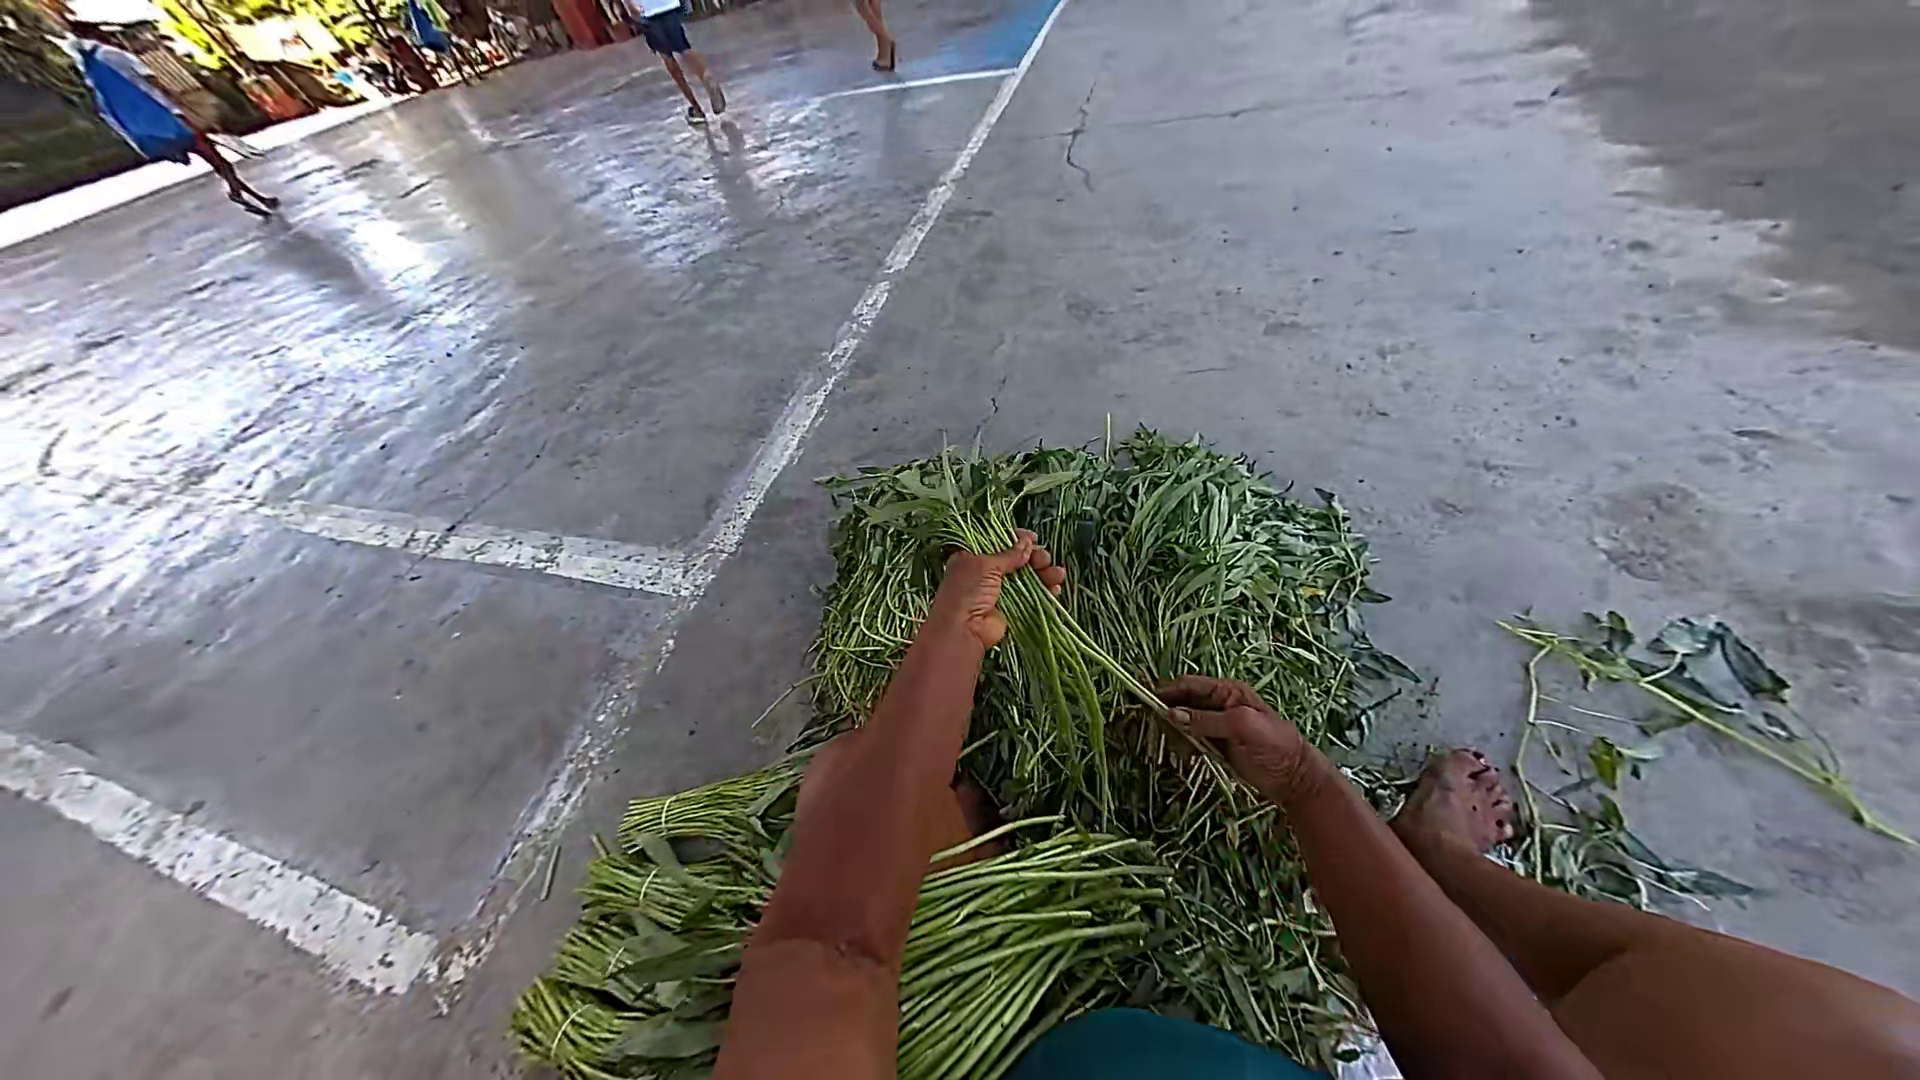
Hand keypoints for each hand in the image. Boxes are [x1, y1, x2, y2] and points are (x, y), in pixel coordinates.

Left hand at [927, 529, 1065, 648]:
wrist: (963, 629)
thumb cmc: (968, 591)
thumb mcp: (985, 565)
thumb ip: (1008, 554)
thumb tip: (1027, 542)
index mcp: (973, 556)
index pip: (998, 542)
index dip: (1016, 539)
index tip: (1033, 538)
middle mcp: (985, 572)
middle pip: (1016, 559)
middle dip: (1033, 557)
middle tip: (1044, 559)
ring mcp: (998, 590)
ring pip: (1027, 577)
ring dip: (1043, 573)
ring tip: (1057, 574)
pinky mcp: (1010, 607)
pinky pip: (1031, 595)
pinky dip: (1044, 590)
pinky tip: (1055, 588)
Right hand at [1157, 675, 1319, 803]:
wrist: (1295, 778)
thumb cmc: (1274, 745)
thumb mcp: (1241, 726)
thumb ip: (1206, 719)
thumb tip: (1172, 714)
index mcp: (1227, 691)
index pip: (1190, 685)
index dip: (1168, 690)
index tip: (1147, 699)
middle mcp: (1219, 703)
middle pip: (1183, 701)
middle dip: (1169, 712)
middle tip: (1158, 727)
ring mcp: (1217, 723)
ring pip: (1184, 721)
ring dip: (1175, 731)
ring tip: (1175, 747)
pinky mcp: (1216, 743)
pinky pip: (1191, 738)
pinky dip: (1183, 744)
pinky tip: (1183, 754)